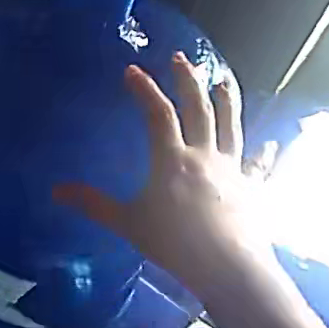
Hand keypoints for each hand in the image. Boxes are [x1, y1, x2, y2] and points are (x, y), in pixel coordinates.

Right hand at [54, 55, 269, 302]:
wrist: (229, 268)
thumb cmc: (174, 243)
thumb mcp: (126, 222)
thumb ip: (93, 204)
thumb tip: (56, 190)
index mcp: (172, 159)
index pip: (158, 114)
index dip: (145, 90)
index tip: (132, 71)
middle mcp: (205, 156)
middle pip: (198, 110)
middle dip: (188, 81)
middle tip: (181, 59)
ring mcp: (233, 170)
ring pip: (232, 126)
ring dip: (227, 101)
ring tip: (223, 80)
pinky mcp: (254, 189)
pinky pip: (260, 165)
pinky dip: (265, 153)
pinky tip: (272, 143)